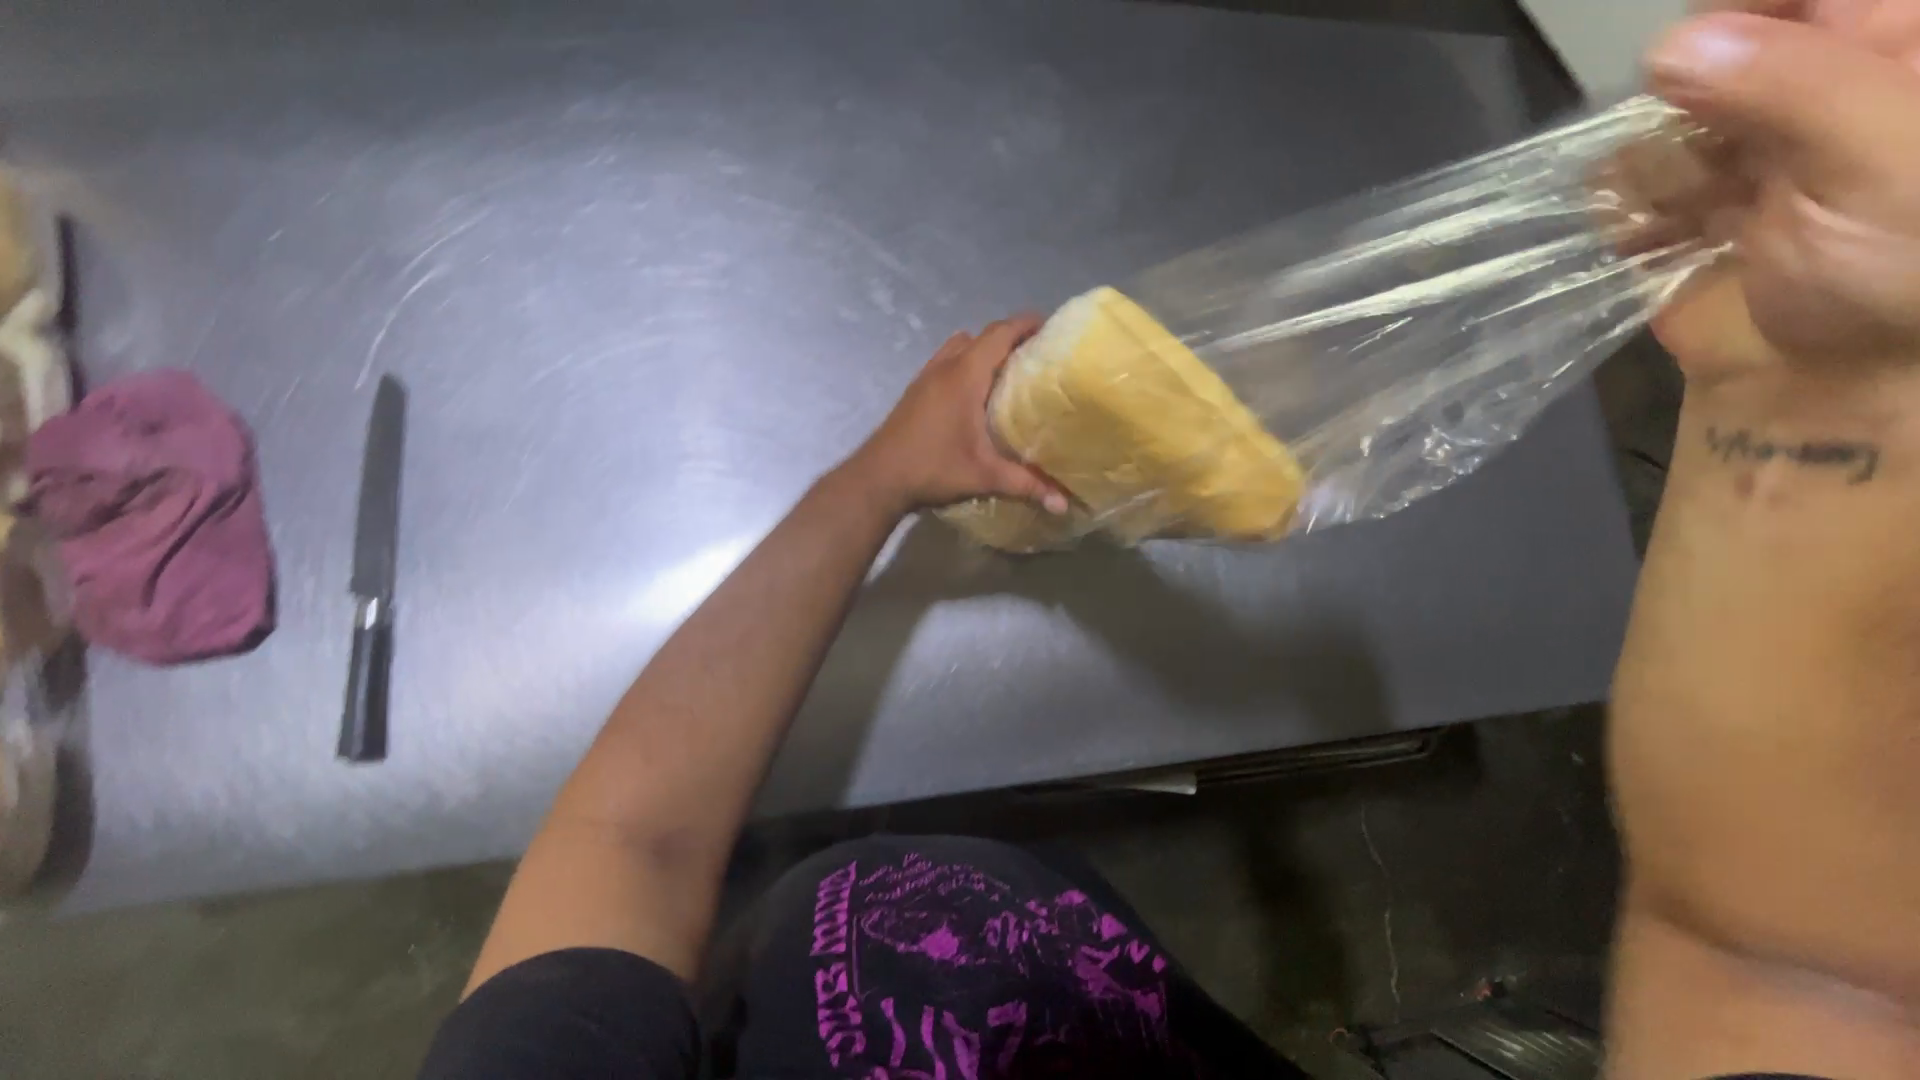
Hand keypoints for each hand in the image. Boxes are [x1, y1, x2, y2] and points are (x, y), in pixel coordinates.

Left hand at [843, 317, 1069, 515]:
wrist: (878, 479)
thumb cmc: (932, 469)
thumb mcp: (983, 476)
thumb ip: (1025, 485)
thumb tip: (1063, 504)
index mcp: (964, 376)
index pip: (998, 334)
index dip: (1025, 324)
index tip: (1050, 326)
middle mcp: (944, 367)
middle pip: (980, 336)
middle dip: (1008, 337)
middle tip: (1036, 353)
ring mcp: (925, 377)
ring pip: (958, 347)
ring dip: (982, 350)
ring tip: (1007, 371)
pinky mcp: (914, 392)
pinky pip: (945, 362)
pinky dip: (964, 364)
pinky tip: (974, 394)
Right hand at [1641, 2, 1919, 382]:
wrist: (1839, 388)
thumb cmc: (1903, 267)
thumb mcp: (1877, 154)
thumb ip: (1783, 87)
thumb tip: (1671, 45)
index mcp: (1889, 56)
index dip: (1743, 12)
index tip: (1697, 50)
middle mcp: (1810, 97)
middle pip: (1717, 54)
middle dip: (1691, 99)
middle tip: (1710, 152)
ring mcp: (1741, 160)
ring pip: (1659, 126)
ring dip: (1656, 171)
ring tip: (1688, 213)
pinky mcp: (1683, 219)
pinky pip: (1626, 194)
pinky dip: (1625, 217)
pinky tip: (1651, 241)